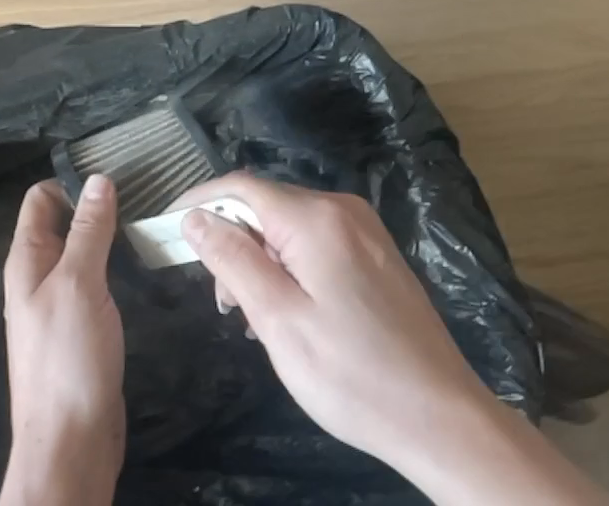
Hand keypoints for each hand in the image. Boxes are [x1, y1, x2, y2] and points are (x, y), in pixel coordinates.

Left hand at [0, 176, 125, 505]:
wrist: (71, 440)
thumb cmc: (68, 357)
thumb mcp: (79, 284)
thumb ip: (89, 232)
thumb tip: (98, 179)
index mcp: (27, 260)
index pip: (40, 200)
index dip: (71, 183)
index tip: (114, 177)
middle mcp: (38, 276)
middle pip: (62, 224)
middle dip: (95, 207)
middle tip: (142, 198)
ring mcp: (58, 303)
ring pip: (81, 254)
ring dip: (107, 238)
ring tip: (148, 224)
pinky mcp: (80, 328)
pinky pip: (93, 283)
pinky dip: (113, 268)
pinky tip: (140, 267)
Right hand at [174, 173, 493, 467]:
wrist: (444, 421)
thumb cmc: (352, 374)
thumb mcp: (277, 319)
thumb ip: (232, 260)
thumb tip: (194, 217)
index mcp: (317, 219)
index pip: (240, 188)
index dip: (198, 202)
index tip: (164, 229)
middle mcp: (343, 210)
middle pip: (265, 206)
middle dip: (230, 240)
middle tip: (219, 299)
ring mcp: (365, 232)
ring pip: (289, 227)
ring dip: (258, 259)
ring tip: (249, 315)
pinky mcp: (377, 256)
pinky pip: (315, 243)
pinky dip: (288, 266)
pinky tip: (286, 310)